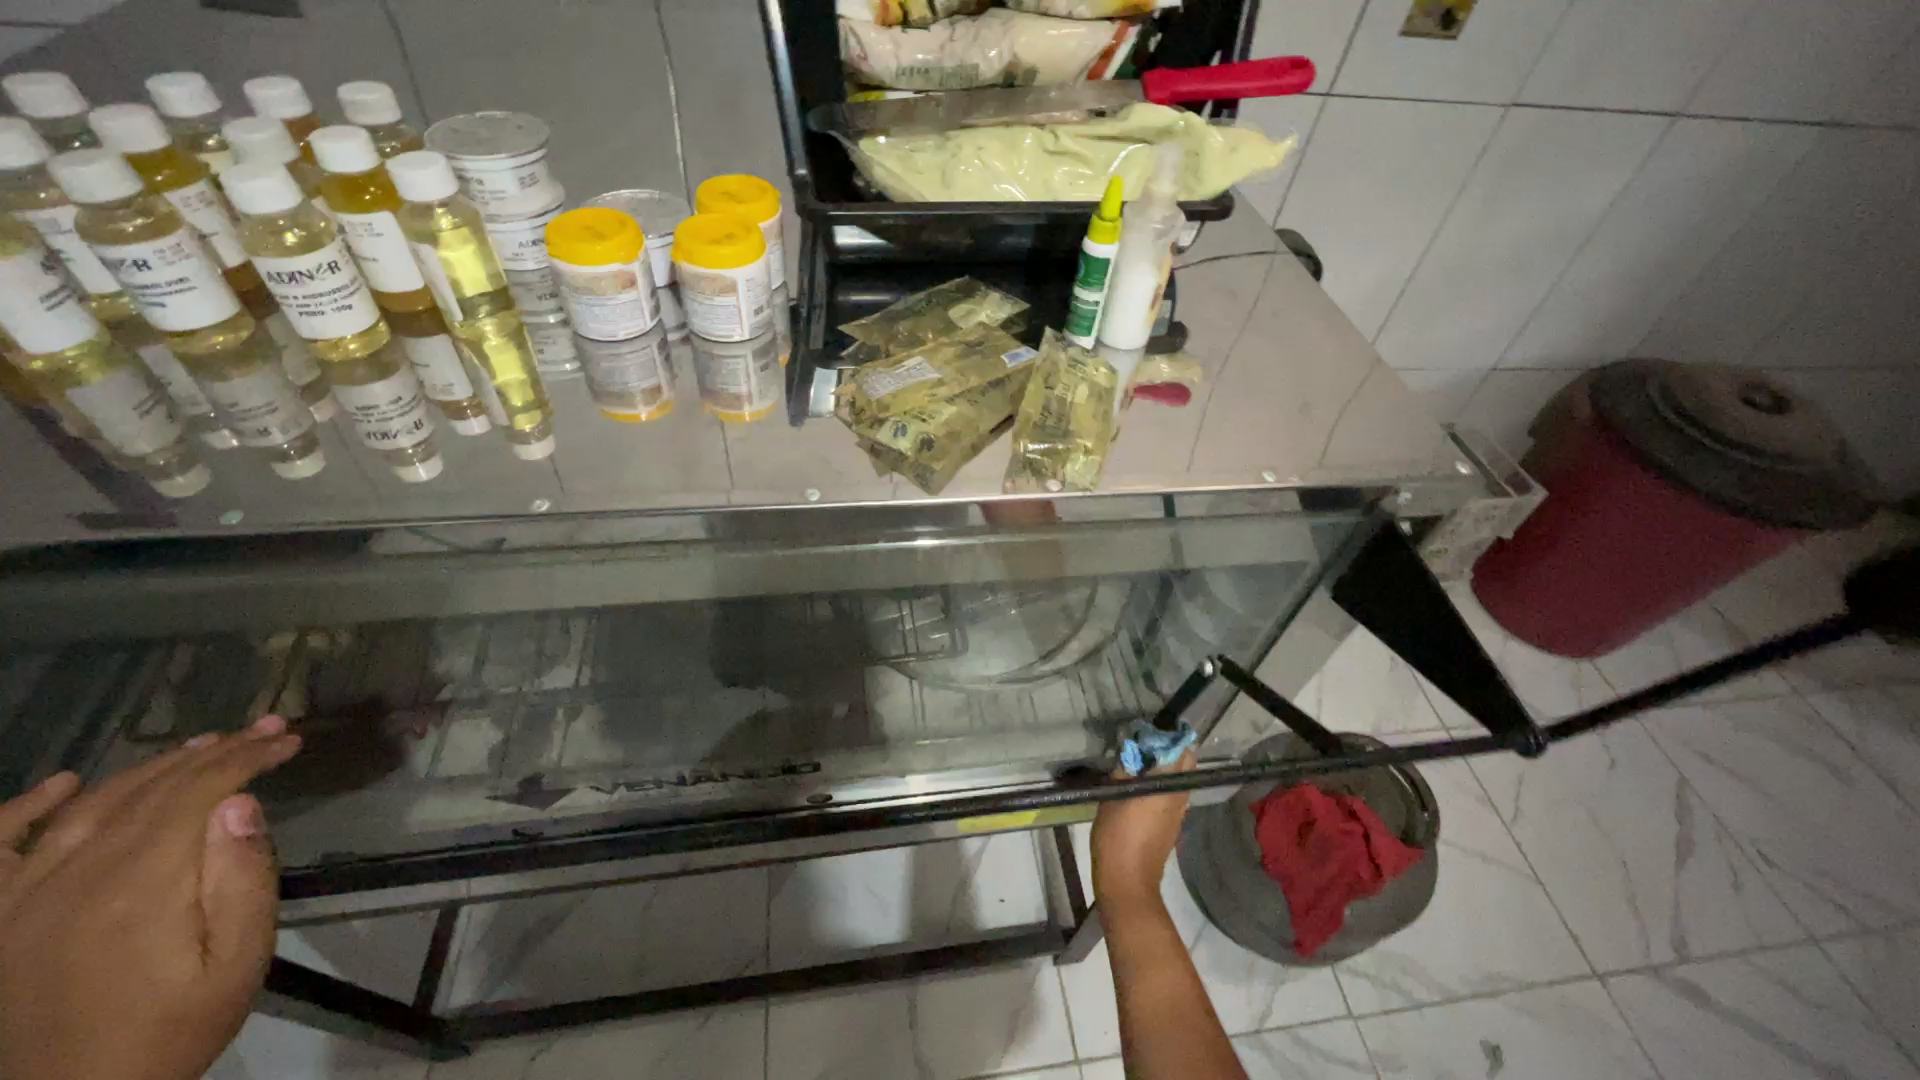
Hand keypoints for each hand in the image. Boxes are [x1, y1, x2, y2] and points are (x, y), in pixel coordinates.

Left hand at [0, 717, 301, 1079]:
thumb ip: (241, 883)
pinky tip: (60, 783)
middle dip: (216, 750)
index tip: (291, 738)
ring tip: (202, 743)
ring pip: (90, 804)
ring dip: (150, 766)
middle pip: (152, 788)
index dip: (248, 756)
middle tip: (265, 727)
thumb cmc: (167, 1033)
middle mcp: (77, 873)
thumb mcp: (236, 966)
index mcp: (143, 883)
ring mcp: (21, 894)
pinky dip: (24, 807)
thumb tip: (240, 804)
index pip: (201, 791)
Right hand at [1090, 750, 1194, 913]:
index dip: (1166, 736)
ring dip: (1167, 767)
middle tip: (1144, 746)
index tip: (1148, 731)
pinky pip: (1174, 794)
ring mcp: (1179, 811)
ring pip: (1181, 779)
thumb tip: (1131, 752)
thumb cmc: (1116, 836)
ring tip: (1140, 764)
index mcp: (1165, 784)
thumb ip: (1123, 770)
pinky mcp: (1173, 824)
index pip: (1179, 749)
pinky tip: (1142, 788)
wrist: (1128, 881)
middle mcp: (1179, 795)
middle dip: (1170, 749)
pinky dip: (1163, 784)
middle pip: (1186, 762)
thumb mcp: (1111, 797)